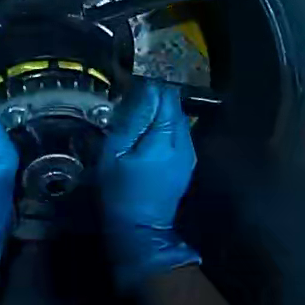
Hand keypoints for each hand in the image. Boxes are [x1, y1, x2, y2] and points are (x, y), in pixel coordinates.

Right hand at [98, 81, 201, 289]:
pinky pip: (175, 130)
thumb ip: (131, 120)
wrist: (141, 228)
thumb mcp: (115, 153)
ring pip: (176, 116)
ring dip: (157, 108)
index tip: (128, 77)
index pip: (164, 96)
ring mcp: (188, 153)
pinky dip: (161, 122)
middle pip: (173, 104)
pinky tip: (144, 127)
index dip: (147, 82)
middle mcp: (185, 142)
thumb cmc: (121, 190)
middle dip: (153, 93)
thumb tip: (141, 89)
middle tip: (127, 91)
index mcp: (166, 138)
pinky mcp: (185, 161)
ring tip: (133, 107)